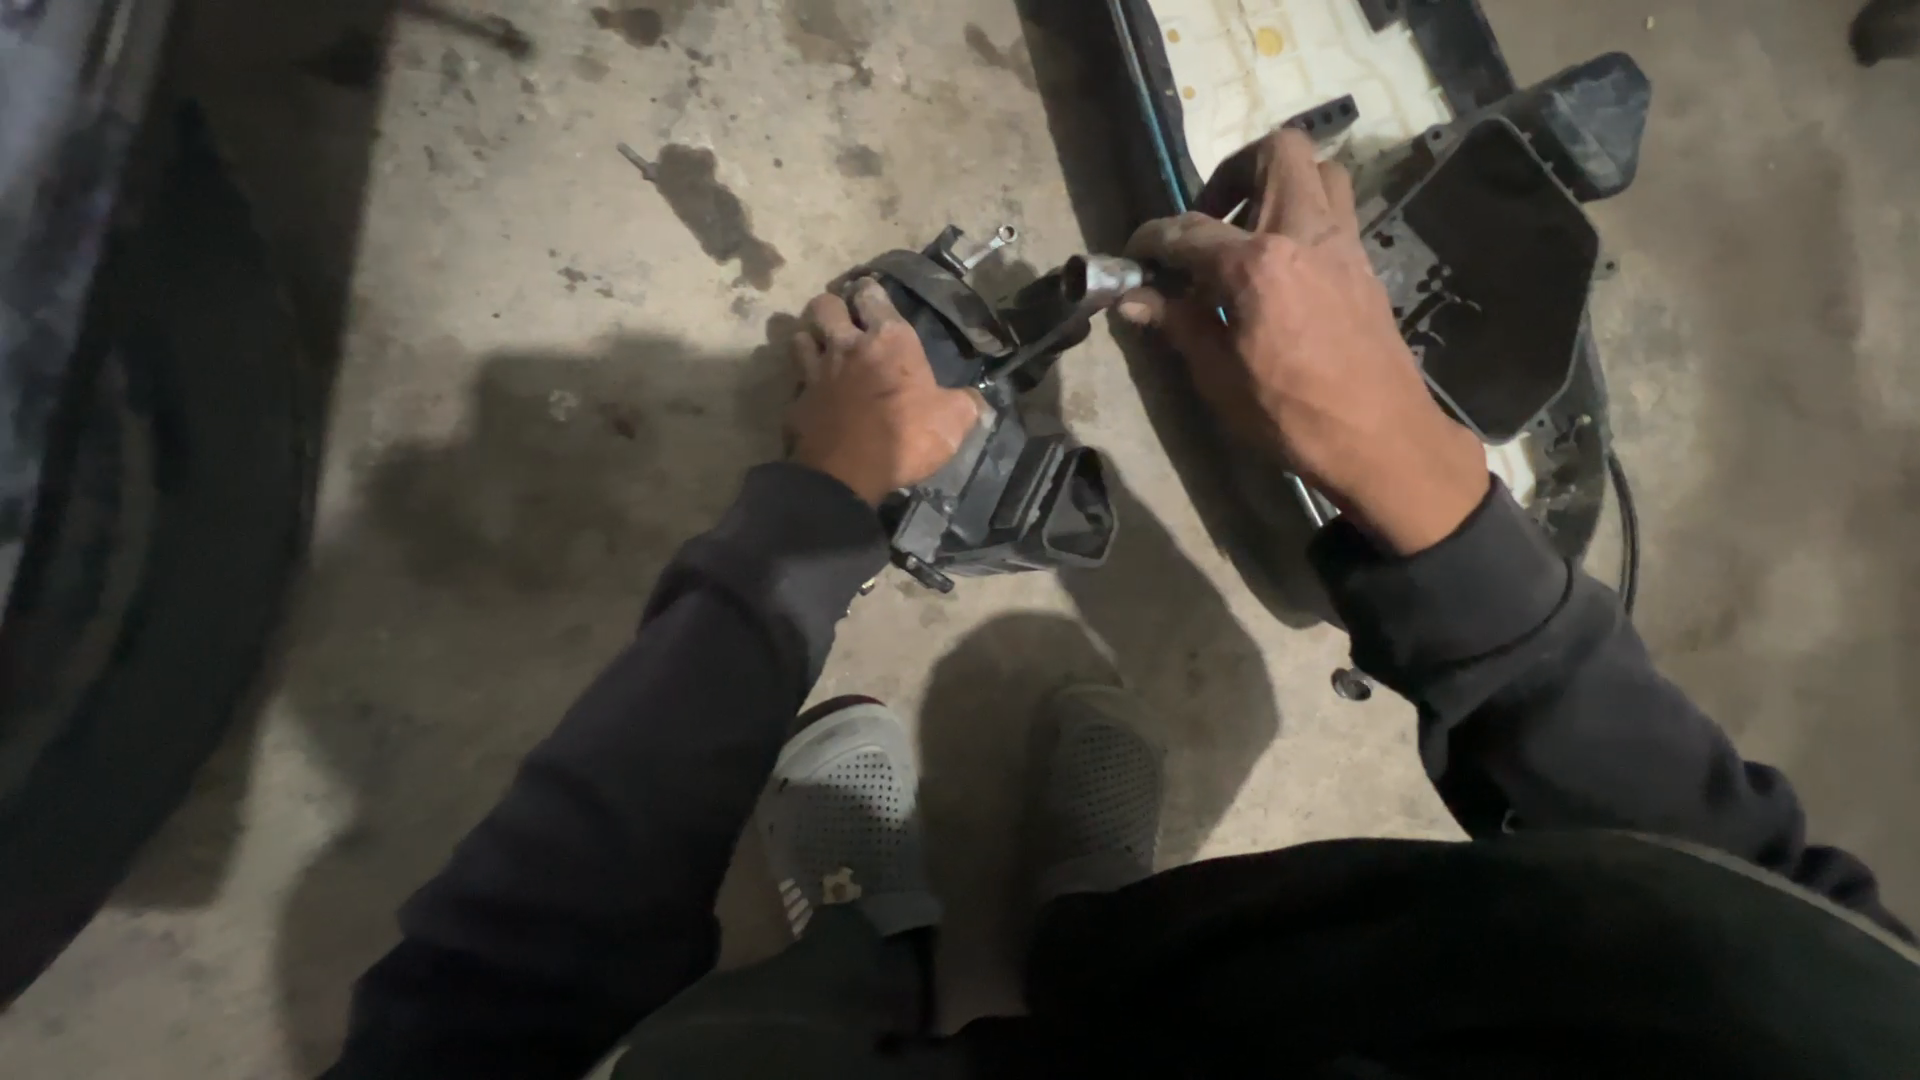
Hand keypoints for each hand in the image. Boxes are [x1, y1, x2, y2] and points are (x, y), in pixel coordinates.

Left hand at [787, 279, 984, 504]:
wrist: (848, 472)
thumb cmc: (906, 437)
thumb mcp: (953, 422)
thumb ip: (966, 405)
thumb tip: (977, 400)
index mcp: (890, 341)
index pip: (874, 297)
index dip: (871, 292)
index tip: (870, 294)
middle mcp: (847, 346)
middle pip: (827, 305)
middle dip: (833, 306)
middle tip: (842, 319)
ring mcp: (816, 372)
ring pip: (801, 336)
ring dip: (810, 338)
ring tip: (819, 348)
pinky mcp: (797, 401)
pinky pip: (794, 380)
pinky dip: (800, 381)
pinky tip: (809, 391)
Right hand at [1121, 128, 1488, 554]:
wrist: (1377, 438)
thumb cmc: (1288, 415)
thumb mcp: (1218, 376)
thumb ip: (1178, 324)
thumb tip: (1131, 299)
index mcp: (1257, 266)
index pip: (1190, 231)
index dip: (1153, 238)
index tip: (1135, 252)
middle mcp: (1304, 233)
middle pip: (1275, 153)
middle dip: (1231, 173)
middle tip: (1208, 222)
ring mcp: (1343, 243)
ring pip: (1318, 169)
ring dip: (1276, 184)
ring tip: (1247, 235)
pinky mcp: (1363, 262)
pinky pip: (1335, 209)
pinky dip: (1301, 215)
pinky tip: (1280, 267)